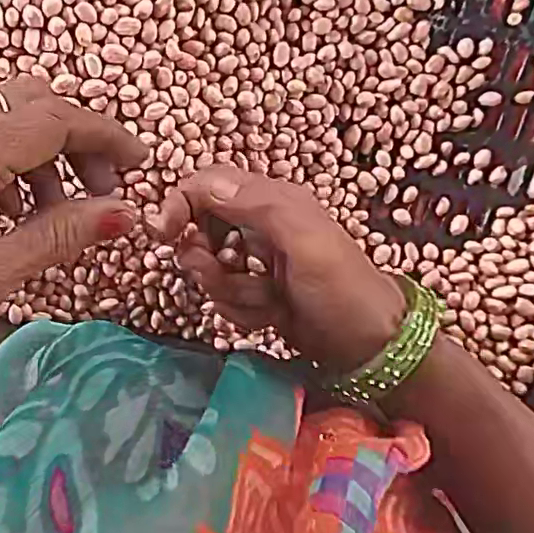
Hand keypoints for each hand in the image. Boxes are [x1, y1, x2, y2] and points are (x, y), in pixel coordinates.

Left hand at [0, 78, 147, 365]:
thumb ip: (61, 234)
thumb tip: (120, 213)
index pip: (53, 118)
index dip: (105, 136)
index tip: (135, 162)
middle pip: (29, 99)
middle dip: (75, 138)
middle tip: (97, 188)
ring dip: (39, 149)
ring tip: (51, 209)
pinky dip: (3, 154)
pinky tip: (6, 204)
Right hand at [147, 166, 406, 371]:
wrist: (369, 347)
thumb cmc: (343, 290)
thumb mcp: (305, 241)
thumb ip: (258, 206)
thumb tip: (204, 184)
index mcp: (271, 201)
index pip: (205, 185)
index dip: (179, 205)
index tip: (164, 235)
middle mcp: (258, 225)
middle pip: (198, 231)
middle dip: (207, 262)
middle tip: (225, 275)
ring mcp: (254, 261)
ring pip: (208, 270)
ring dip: (229, 291)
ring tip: (266, 300)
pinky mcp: (253, 291)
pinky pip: (221, 298)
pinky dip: (240, 310)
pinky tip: (270, 314)